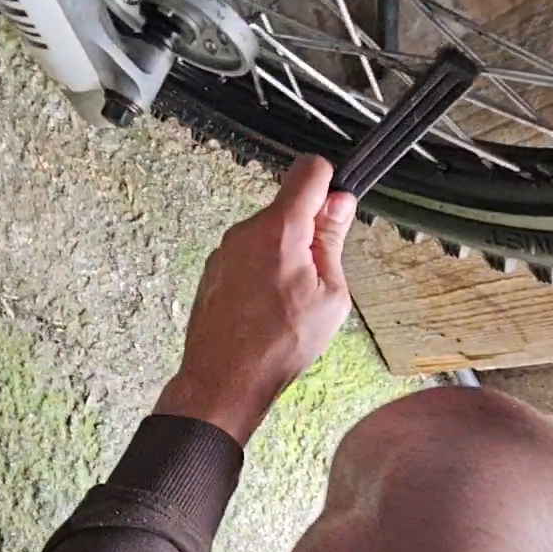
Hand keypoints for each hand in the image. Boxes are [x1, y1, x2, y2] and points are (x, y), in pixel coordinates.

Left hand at [155, 155, 356, 445]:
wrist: (223, 380)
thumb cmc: (278, 346)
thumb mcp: (329, 295)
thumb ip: (332, 242)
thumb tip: (339, 205)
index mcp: (279, 229)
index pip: (309, 170)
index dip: (330, 184)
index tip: (336, 209)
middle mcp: (244, 232)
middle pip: (286, 207)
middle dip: (307, 230)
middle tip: (316, 275)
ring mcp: (224, 252)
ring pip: (266, 235)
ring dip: (283, 255)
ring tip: (289, 300)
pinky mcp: (212, 272)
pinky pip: (247, 257)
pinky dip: (261, 272)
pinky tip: (266, 308)